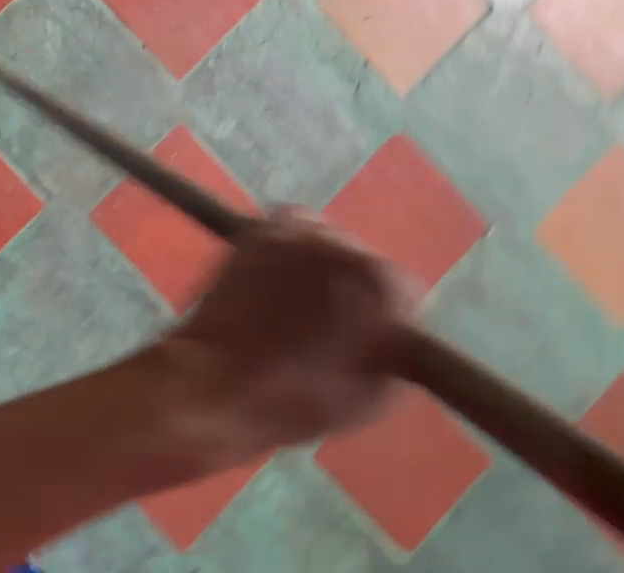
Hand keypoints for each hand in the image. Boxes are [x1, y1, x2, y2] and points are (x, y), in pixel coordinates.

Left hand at [159, 216, 404, 457]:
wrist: (220, 378)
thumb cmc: (301, 397)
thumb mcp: (378, 393)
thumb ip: (400, 351)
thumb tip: (397, 332)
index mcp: (383, 286)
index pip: (404, 289)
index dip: (389, 314)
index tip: (372, 334)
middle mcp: (345, 246)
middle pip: (361, 259)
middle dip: (352, 284)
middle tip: (330, 318)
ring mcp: (296, 233)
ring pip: (325, 238)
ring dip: (320, 260)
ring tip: (300, 295)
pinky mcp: (256, 231)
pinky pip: (287, 226)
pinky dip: (289, 242)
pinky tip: (279, 270)